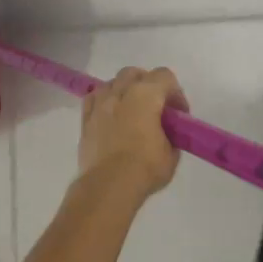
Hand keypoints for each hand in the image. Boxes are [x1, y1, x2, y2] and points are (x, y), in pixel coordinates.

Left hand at [76, 67, 188, 195]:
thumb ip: (170, 133)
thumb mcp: (172, 151)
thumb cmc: (146, 167)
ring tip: (131, 111)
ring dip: (124, 91)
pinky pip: (94, 99)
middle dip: (147, 85)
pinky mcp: (84, 121)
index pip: (165, 76)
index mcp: (146, 94)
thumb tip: (166, 133)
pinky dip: (103, 102)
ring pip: (112, 83)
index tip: (178, 115)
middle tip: (155, 108)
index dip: (175, 93)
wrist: (108, 188)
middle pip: (135, 73)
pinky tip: (110, 116)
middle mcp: (121, 92)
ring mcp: (100, 105)